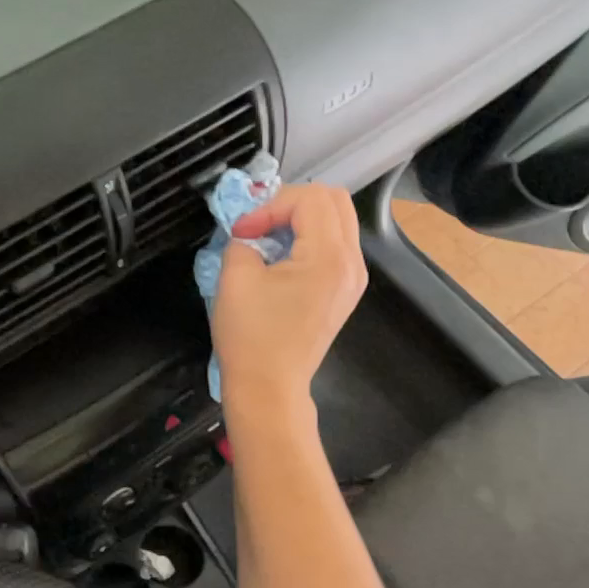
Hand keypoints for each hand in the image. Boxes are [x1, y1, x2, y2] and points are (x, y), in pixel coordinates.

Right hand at [212, 184, 366, 407]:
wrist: (268, 388)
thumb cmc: (250, 338)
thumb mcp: (235, 280)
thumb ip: (243, 243)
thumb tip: (250, 236)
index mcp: (329, 257)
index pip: (310, 199)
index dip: (270, 206)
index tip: (242, 231)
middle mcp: (352, 263)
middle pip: (334, 201)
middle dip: (291, 203)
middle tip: (259, 224)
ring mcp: (353, 279)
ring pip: (338, 222)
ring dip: (302, 220)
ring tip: (268, 241)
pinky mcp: (345, 292)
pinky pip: (336, 247)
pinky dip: (310, 240)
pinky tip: (282, 260)